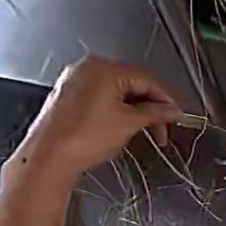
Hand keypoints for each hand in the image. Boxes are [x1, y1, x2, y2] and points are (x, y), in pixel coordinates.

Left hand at [6, 57, 181, 187]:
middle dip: (150, 106)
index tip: (176, 113)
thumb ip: (154, 113)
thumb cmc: (82, 138)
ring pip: (115, 91)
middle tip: (162, 128)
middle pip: (131, 83)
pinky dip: (115, 111)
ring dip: (134, 110)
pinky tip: (122, 128)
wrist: (49, 158)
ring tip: (143, 131)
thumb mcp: (128, 123)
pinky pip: (99, 98)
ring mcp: (75, 82)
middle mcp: (88, 69)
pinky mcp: (68, 97)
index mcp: (104, 68)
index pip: (147, 78)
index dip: (166, 98)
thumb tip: (169, 110)